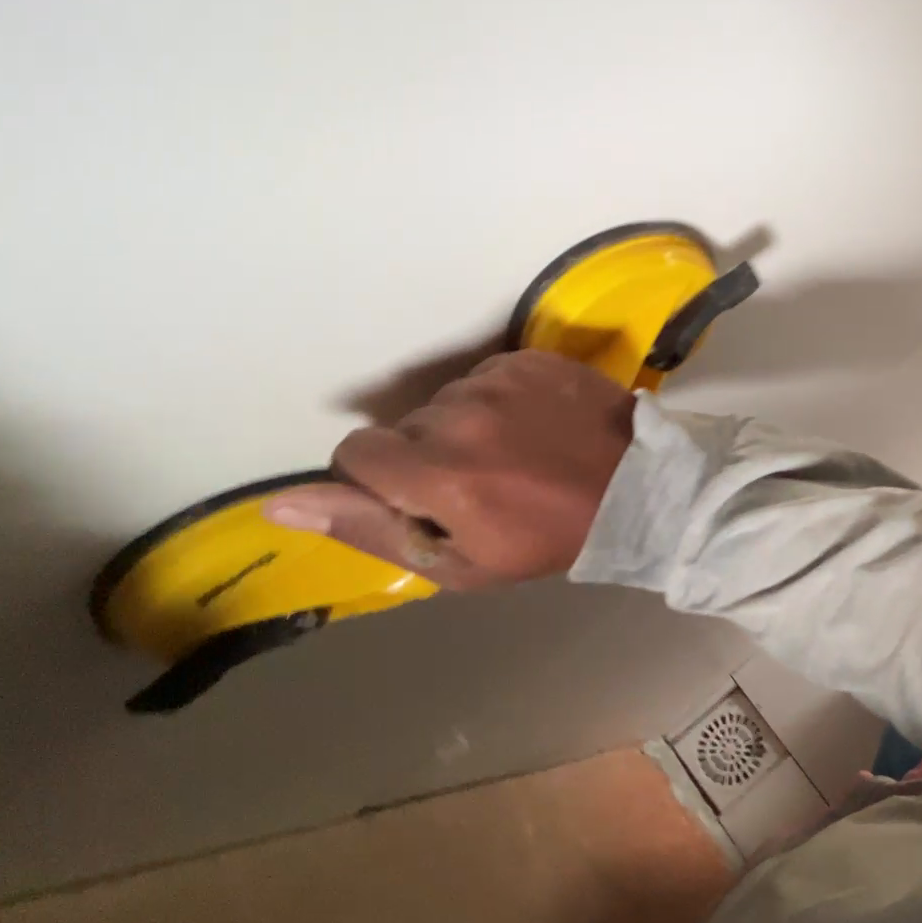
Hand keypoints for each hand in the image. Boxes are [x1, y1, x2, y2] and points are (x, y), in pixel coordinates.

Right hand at [263, 350, 636, 588]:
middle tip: (487, 480)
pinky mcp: (533, 360)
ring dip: (469, 424)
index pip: (355, 453)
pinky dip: (504, 398)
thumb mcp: (462, 562)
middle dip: (430, 453)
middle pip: (406, 426)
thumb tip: (282, 502)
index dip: (383, 480)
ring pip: (448, 399)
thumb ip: (370, 529)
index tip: (424, 496)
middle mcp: (459, 416)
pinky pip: (490, 375)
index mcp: (437, 473)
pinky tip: (539, 424)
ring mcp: (500, 381)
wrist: (639, 491)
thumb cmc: (551, 538)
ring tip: (520, 452)